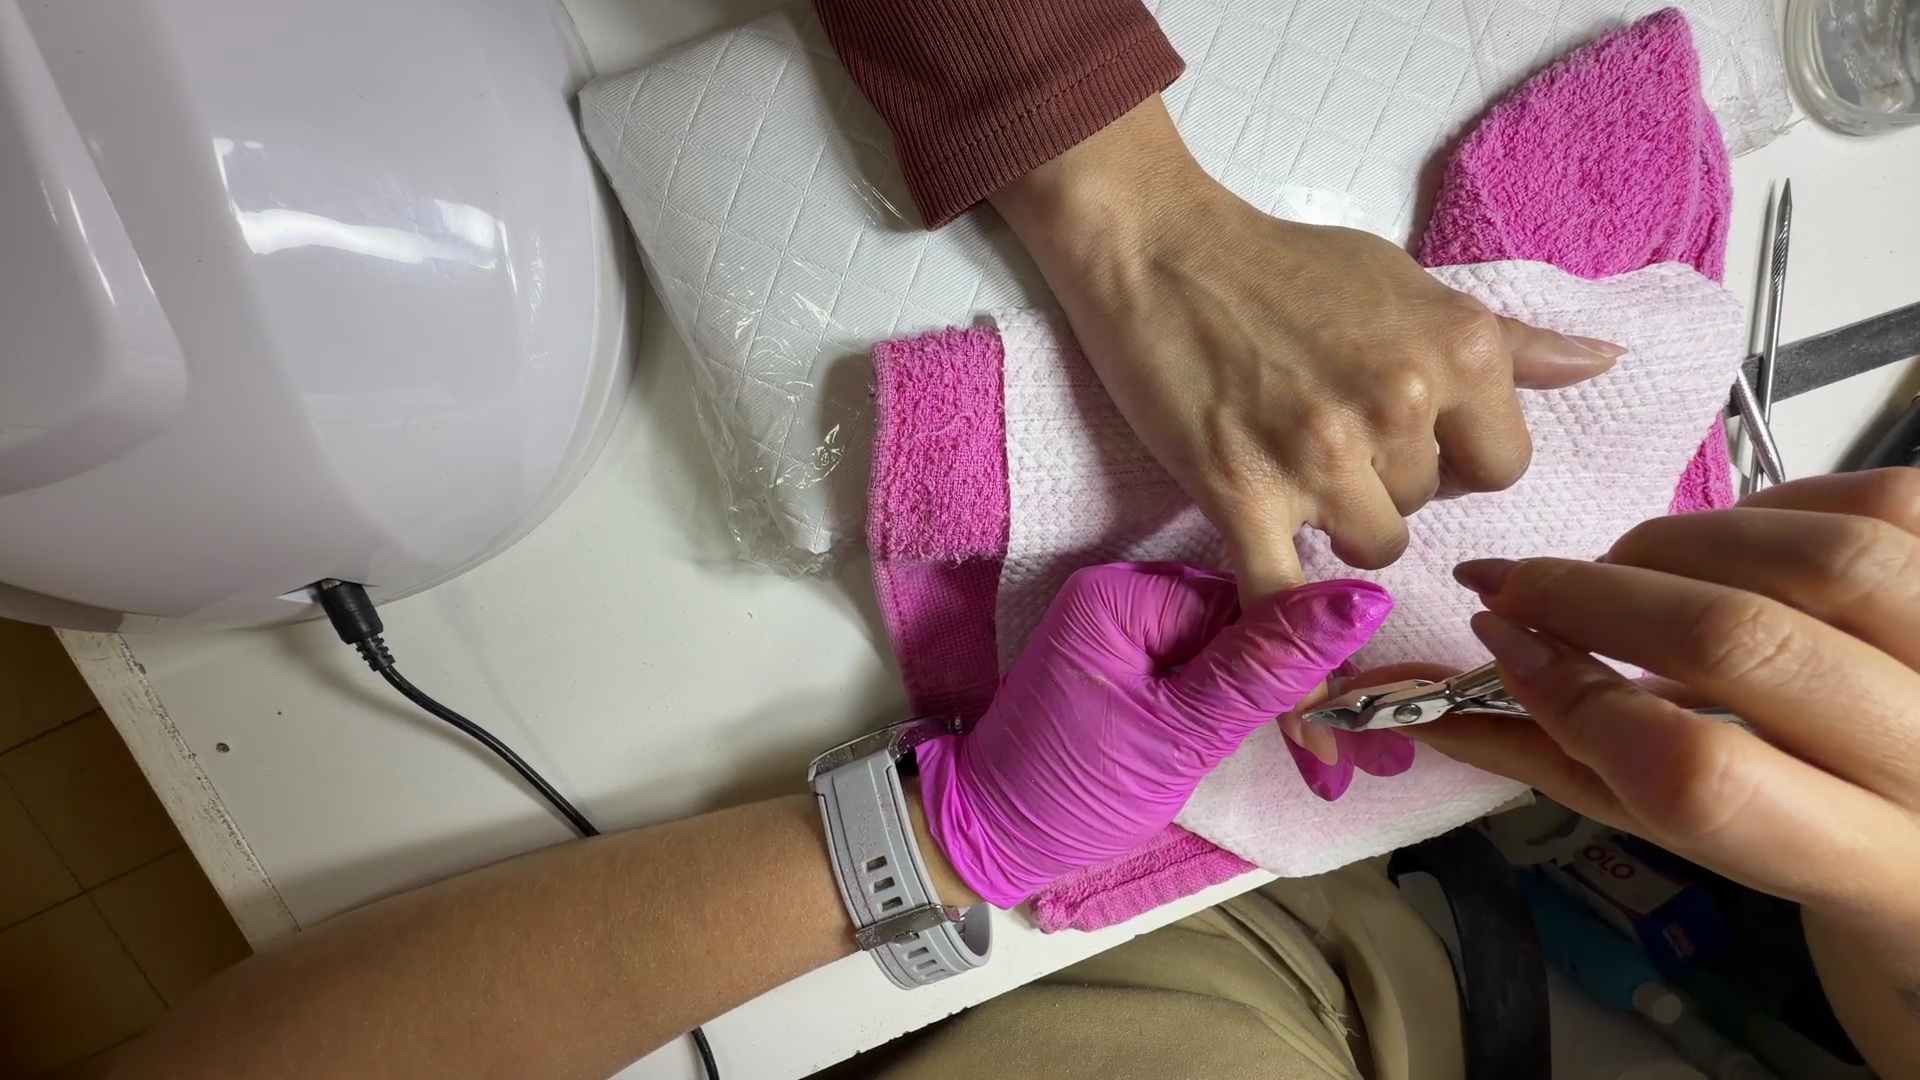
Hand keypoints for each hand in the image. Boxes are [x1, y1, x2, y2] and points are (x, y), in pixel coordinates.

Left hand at [916, 563, 1389, 906]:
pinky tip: (1268, 733)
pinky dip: (1227, 704)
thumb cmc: (1078, 788)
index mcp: (1121, 594)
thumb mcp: (1182, 732)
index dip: (1292, 658)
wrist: (997, 832)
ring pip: (1219, 646)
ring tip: (1318, 750)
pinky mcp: (1121, 660)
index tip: (1338, 719)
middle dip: (1283, 684)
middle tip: (1338, 748)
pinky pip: (1191, 666)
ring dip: (1262, 698)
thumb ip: (1266, 668)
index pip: (1240, 599)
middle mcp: (1117, 593)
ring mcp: (1117, 627)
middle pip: (1231, 620)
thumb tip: (1362, 600)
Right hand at [991, 97, 1619, 600]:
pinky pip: (1279, 597)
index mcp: (1454, 351)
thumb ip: (1498, 338)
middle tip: (1317, 442)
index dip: (1448, 462)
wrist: (1161, 257)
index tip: (1394, 442)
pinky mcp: (1239, 494)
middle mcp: (1397, 406)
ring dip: (1334, 525)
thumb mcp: (1402, 281)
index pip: (1498, 468)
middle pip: (1424, 510)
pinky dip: (1292, 651)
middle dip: (1380, 485)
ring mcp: (1314, 457)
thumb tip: (1601, 362)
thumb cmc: (1276, 265)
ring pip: (1367, 549)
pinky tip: (1308, 708)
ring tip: (1282, 477)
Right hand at [1410, 469, 1919, 930]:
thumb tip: (1407, 703)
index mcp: (1862, 863)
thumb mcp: (1658, 819)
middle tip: (1517, 586)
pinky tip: (1726, 546)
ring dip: (1669, 546)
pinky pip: (1879, 501)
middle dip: (1586, 596)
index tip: (1495, 640)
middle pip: (1741, 643)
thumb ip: (1535, 754)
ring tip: (1626, 569)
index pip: (1697, 775)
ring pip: (1815, 557)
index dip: (1570, 696)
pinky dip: (1765, 506)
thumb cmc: (1789, 826)